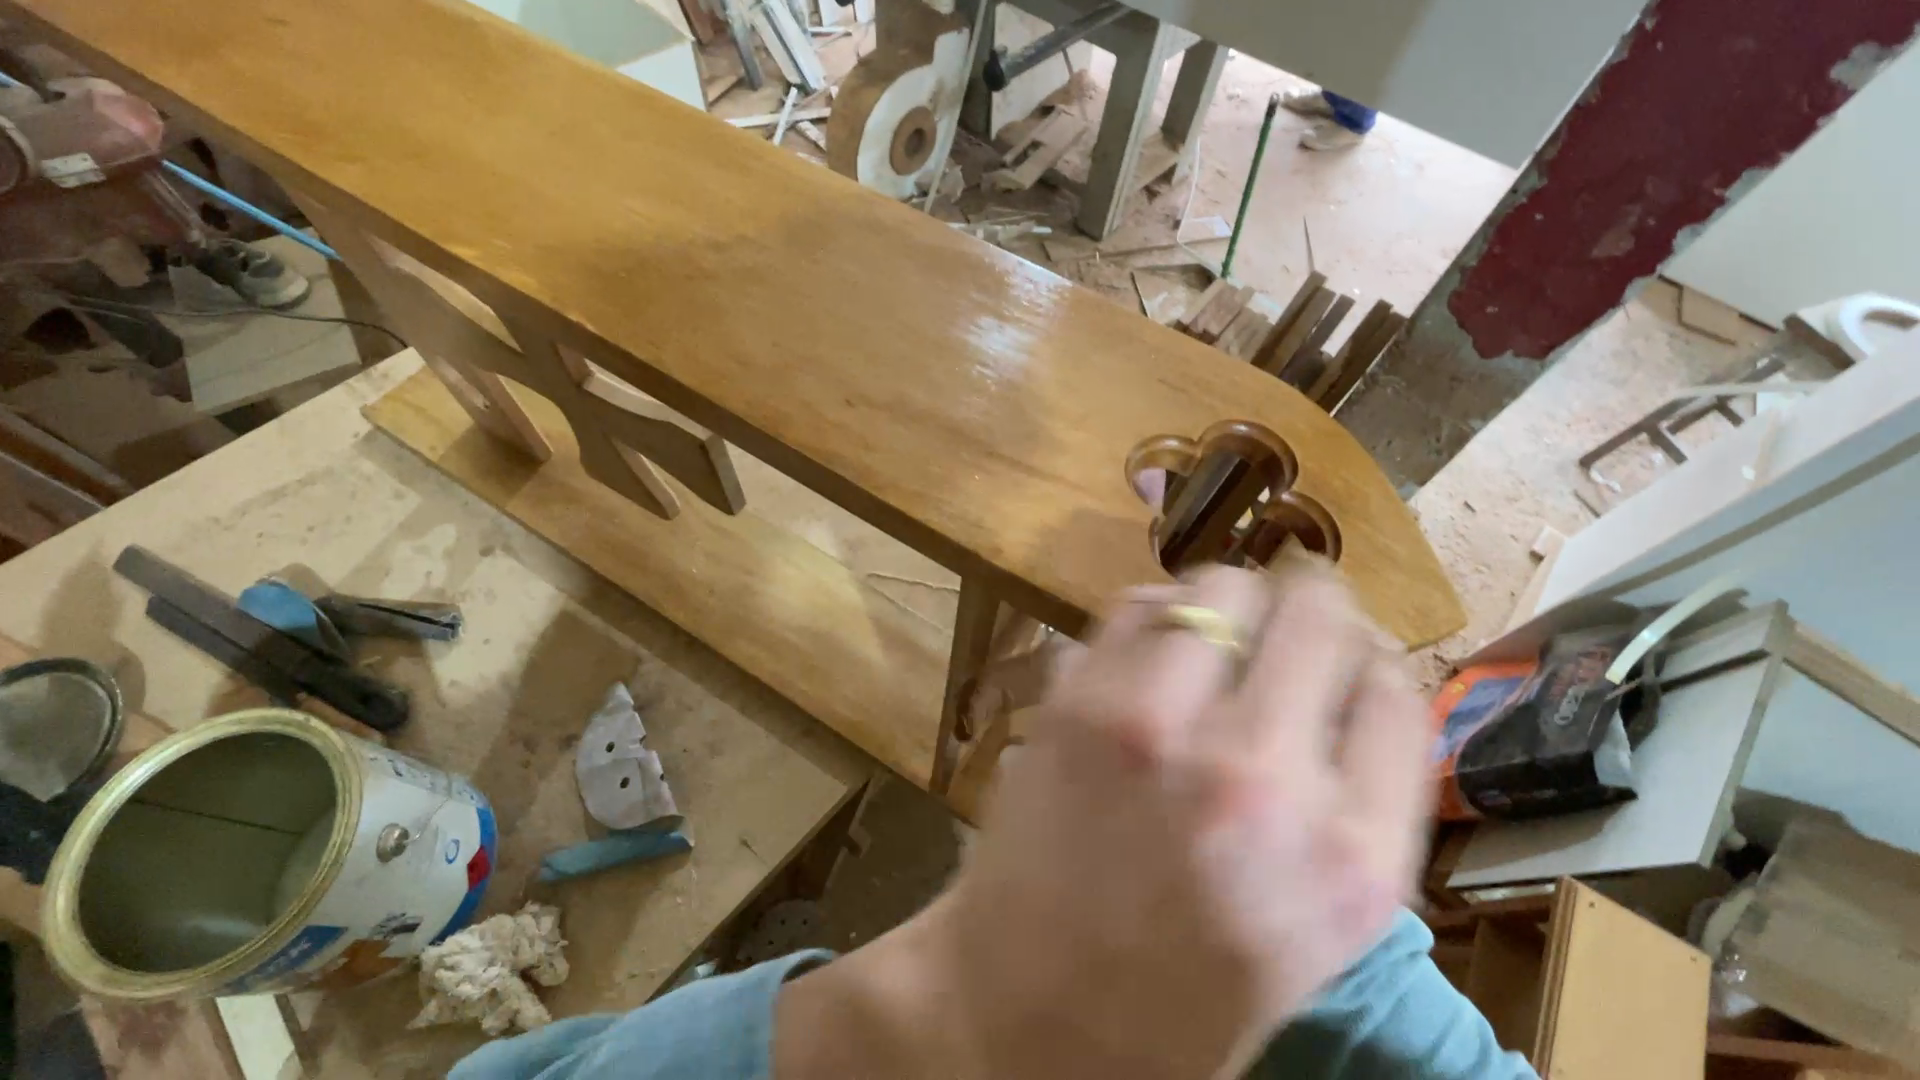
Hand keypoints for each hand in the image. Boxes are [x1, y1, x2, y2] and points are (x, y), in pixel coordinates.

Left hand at [776, 561, 1432, 1079]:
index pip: (1396, 690)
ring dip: (1226, 605)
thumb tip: (1356, 676)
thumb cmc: (1182, 991)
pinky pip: (1136, 605)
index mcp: (1349, 857)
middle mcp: (1261, 774)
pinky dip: (1153, 614)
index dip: (1369, 662)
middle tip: (1279, 632)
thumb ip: (1355, 802)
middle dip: (1306, 612)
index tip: (1342, 661)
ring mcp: (1159, 727)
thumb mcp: (1317, 925)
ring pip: (1224, 588)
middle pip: (1318, 613)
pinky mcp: (1076, 704)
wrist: (1029, 1014)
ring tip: (1212, 642)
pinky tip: (1150, 651)